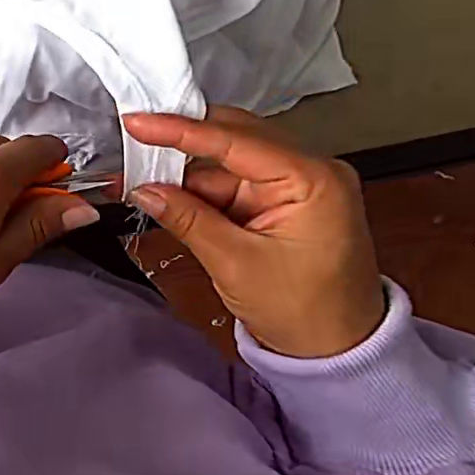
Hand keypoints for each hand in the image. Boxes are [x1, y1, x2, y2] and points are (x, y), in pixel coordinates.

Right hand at [123, 107, 385, 357]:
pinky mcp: (284, 200)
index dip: (181, 130)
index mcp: (313, 178)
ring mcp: (297, 184)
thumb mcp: (236, 264)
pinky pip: (236, 184)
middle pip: (234, 140)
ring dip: (187, 174)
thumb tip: (145, 190)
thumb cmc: (306, 314)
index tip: (140, 122)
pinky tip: (170, 195)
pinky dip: (202, 191)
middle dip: (182, 147)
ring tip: (142, 179)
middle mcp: (310, 170)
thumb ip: (188, 219)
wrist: (339, 352)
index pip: (236, 140)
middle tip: (135, 143)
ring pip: (229, 163)